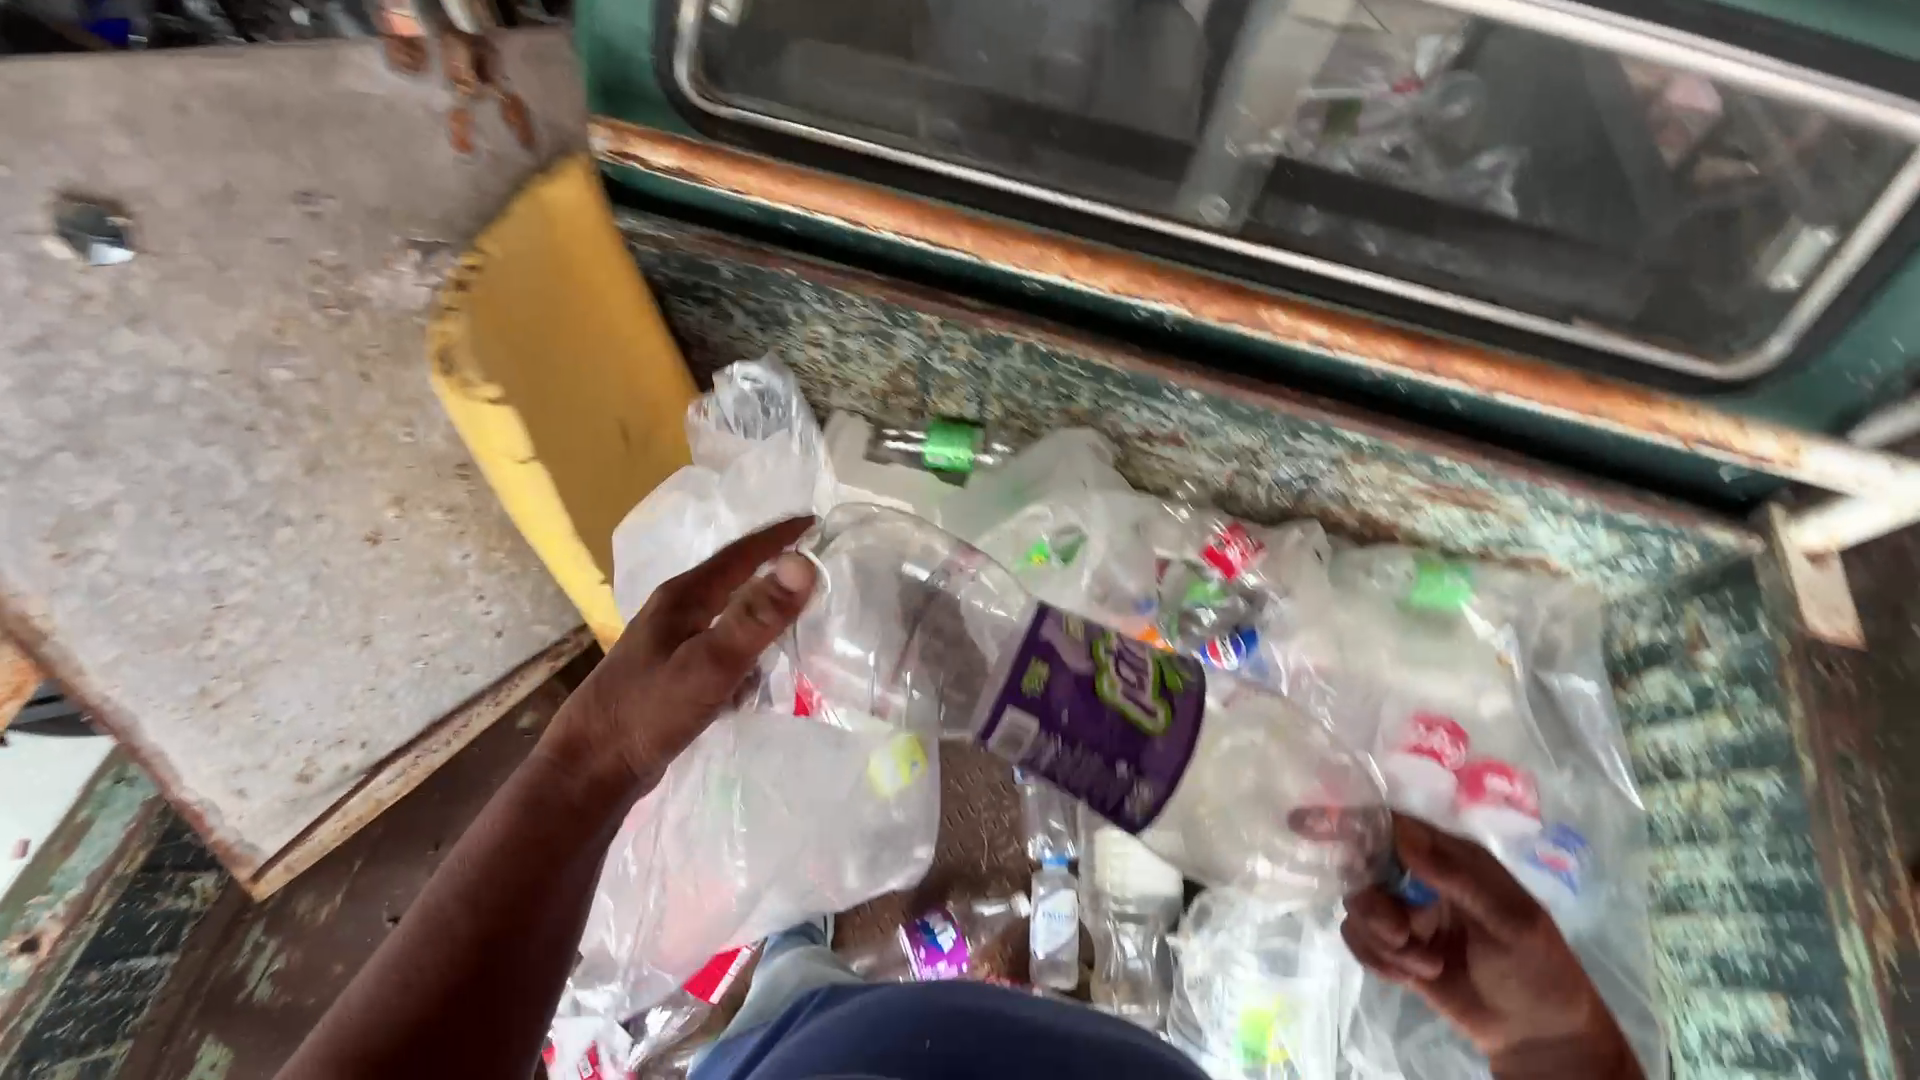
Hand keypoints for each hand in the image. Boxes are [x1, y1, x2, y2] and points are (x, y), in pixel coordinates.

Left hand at [543, 516, 817, 800]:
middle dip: (771, 565)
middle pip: (732, 576)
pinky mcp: (671, 670)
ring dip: (759, 604)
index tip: (815, 522)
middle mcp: (675, 610)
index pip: (741, 553)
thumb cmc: (649, 712)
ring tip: (796, 608)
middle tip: (814, 562)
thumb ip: (757, 617)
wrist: (591, 768)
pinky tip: (761, 662)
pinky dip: (747, 641)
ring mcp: (670, 641)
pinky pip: (720, 642)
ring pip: (726, 610)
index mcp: (684, 597)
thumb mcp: (711, 664)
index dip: (779, 536)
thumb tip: (804, 564)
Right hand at [1342, 815, 1641, 1079]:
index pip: (1389, 825)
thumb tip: (1402, 834)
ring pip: (1357, 906)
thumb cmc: (1538, 970)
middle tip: (1401, 932)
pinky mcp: (1392, 946)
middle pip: (1361, 866)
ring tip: (1423, 964)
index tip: (1305, 824)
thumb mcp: (1511, 920)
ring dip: (1385, 941)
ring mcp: (1403, 911)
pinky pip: (1358, 939)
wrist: (1540, 1038)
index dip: (1346, 819)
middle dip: (1374, 905)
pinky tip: (1412, 975)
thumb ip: (1457, 876)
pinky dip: (1379, 960)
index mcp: (1448, 856)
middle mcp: (1418, 876)